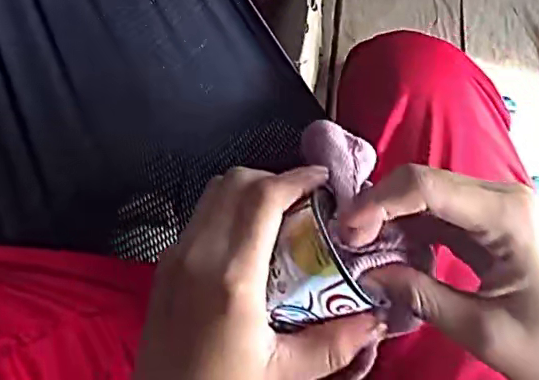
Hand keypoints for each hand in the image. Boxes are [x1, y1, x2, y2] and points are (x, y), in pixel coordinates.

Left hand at [135, 166, 387, 379]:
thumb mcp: (284, 376)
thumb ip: (332, 343)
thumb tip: (374, 318)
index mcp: (231, 277)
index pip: (262, 198)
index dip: (294, 178)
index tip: (322, 178)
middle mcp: (198, 253)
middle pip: (235, 181)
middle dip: (273, 180)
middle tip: (304, 202)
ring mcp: (176, 253)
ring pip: (213, 192)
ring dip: (247, 191)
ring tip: (280, 218)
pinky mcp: (164, 261)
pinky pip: (199, 215)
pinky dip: (226, 210)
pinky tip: (248, 241)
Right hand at [341, 165, 538, 379]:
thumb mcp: (486, 333)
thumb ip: (421, 296)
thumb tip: (366, 271)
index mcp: (510, 215)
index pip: (425, 187)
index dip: (378, 203)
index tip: (347, 230)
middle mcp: (505, 195)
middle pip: (422, 182)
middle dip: (379, 207)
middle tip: (348, 237)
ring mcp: (501, 204)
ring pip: (426, 193)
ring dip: (392, 216)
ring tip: (365, 244)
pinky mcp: (494, 219)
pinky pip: (440, 211)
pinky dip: (412, 227)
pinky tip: (395, 248)